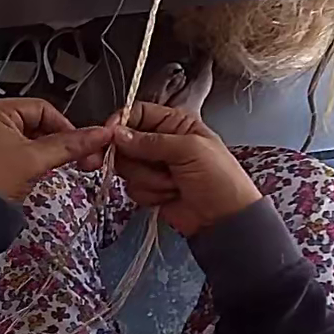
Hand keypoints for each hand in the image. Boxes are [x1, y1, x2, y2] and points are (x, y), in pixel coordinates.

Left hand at [0, 98, 111, 200]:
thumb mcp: (35, 159)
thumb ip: (70, 145)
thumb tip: (101, 134)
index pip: (43, 109)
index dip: (66, 126)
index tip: (82, 146)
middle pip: (39, 123)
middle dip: (60, 141)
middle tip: (80, 158)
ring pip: (32, 138)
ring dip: (50, 151)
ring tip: (63, 165)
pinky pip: (22, 150)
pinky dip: (37, 159)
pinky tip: (45, 170)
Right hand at [109, 102, 262, 235]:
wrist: (224, 219)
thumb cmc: (219, 179)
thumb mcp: (189, 150)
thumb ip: (152, 141)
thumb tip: (118, 134)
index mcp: (175, 124)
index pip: (138, 113)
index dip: (121, 123)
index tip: (109, 136)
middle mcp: (161, 143)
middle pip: (125, 142)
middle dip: (136, 158)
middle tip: (156, 166)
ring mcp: (154, 167)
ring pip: (127, 168)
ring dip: (149, 179)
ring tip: (174, 183)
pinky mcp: (150, 188)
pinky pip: (132, 188)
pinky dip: (150, 194)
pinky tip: (170, 195)